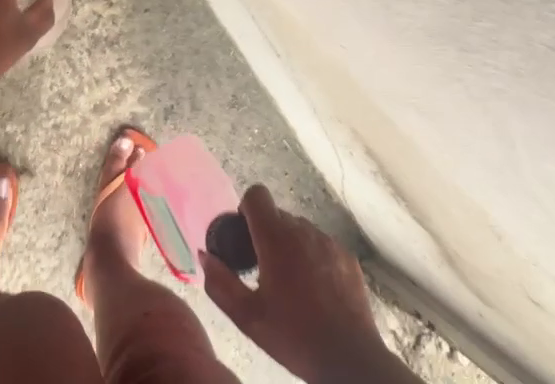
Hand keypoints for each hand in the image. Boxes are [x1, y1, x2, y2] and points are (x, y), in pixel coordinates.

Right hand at [201, 186, 413, 383]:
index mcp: (276, 238)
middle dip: (266, 234)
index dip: (246, 209)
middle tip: (262, 269)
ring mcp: (329, 242)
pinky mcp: (347, 257)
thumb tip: (205, 255)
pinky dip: (312, 257)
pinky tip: (314, 290)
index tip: (244, 237)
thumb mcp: (247, 316)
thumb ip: (219, 282)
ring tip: (289, 283)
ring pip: (300, 230)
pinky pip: (321, 245)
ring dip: (289, 245)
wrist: (349, 359)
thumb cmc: (293, 335)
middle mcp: (304, 231)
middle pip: (277, 215)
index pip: (257, 195)